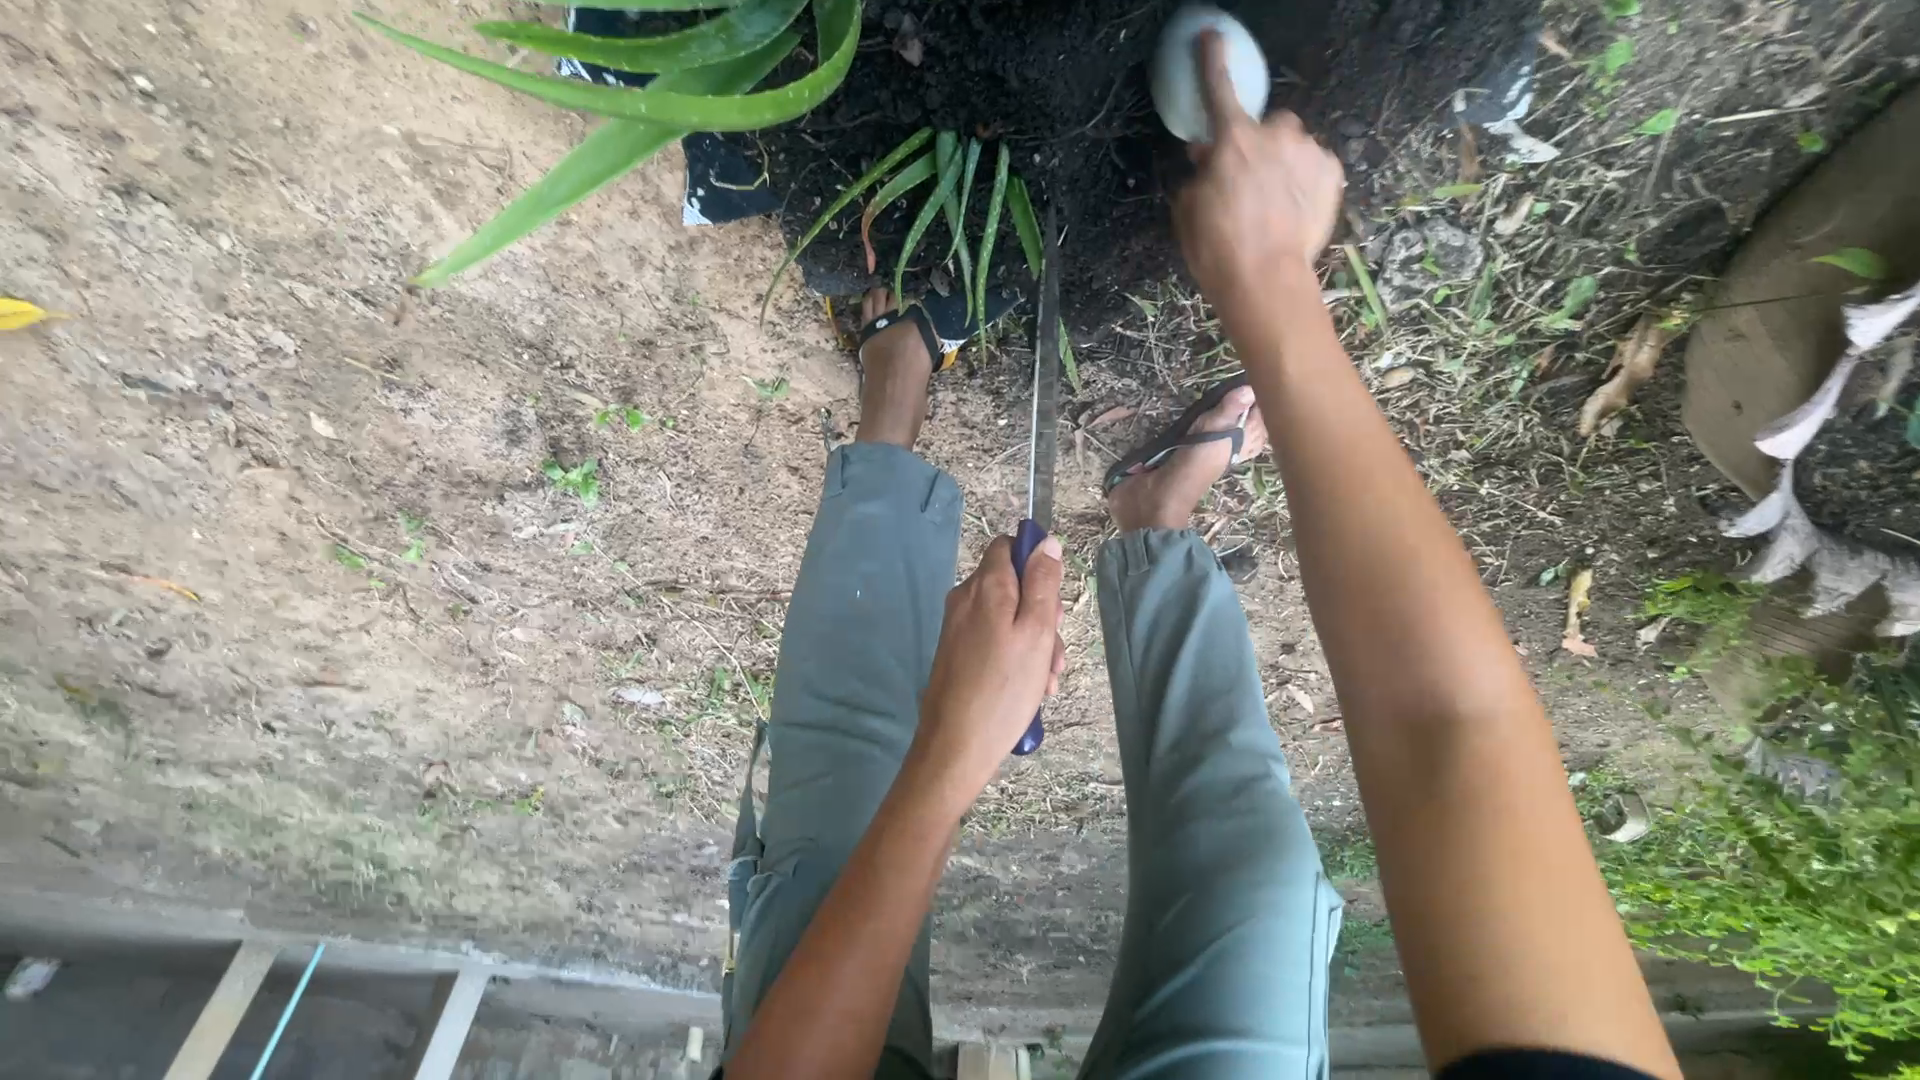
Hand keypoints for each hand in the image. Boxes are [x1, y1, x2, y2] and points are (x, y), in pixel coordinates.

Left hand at [911, 534, 1065, 796]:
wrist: (956, 745)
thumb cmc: (1004, 687)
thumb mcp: (1036, 631)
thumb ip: (1042, 583)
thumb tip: (1045, 541)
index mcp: (985, 585)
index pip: (1009, 546)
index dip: (1036, 564)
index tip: (1053, 598)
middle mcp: (966, 598)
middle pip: (1013, 585)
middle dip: (1042, 614)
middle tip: (1054, 651)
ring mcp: (958, 626)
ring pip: (1008, 617)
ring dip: (1034, 643)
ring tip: (1046, 679)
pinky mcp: (957, 652)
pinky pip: (994, 640)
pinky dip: (1015, 657)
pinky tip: (1029, 688)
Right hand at [1174, 31, 1345, 298]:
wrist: (1265, 281)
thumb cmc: (1217, 249)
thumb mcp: (1188, 212)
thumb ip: (1196, 176)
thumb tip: (1206, 159)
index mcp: (1232, 141)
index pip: (1217, 89)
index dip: (1211, 61)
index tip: (1211, 36)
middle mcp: (1275, 135)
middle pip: (1267, 125)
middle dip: (1258, 144)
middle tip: (1246, 179)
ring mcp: (1309, 152)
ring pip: (1293, 145)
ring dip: (1283, 163)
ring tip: (1272, 203)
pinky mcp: (1332, 174)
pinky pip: (1314, 166)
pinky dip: (1304, 181)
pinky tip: (1292, 210)